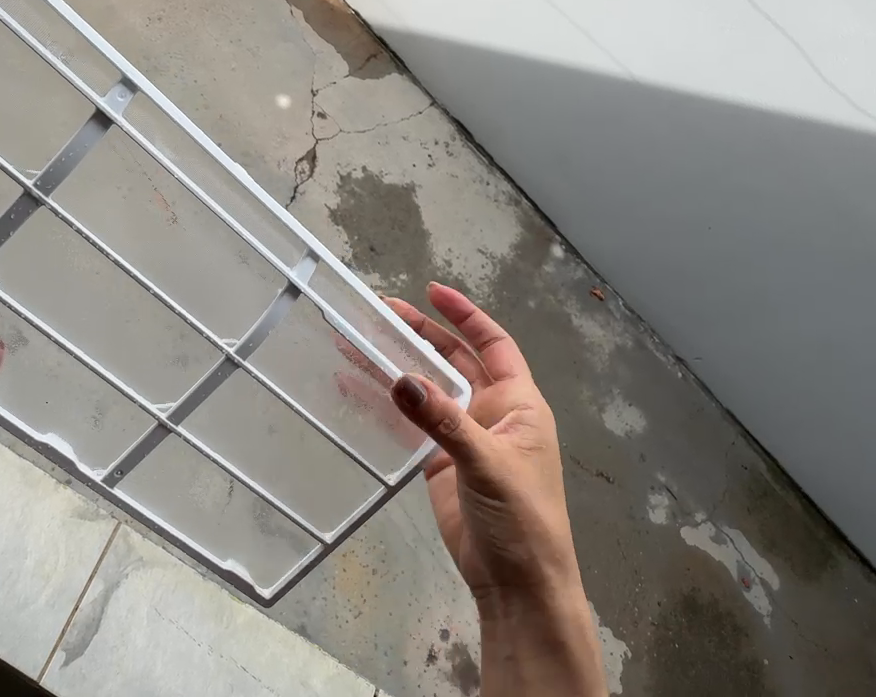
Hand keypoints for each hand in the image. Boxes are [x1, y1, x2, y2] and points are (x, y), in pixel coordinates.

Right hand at [385, 283, 604, 696]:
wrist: (517, 585)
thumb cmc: (521, 519)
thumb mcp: (487, 463)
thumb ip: (443, 420)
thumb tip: (398, 378)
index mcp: (517, 403)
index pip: (492, 343)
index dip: (465, 315)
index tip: (432, 290)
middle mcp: (489, 411)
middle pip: (452, 359)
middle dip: (419, 334)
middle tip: (379, 312)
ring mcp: (461, 435)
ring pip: (425, 387)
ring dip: (396, 364)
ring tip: (357, 340)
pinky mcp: (437, 460)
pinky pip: (409, 420)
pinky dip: (384, 402)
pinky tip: (354, 386)